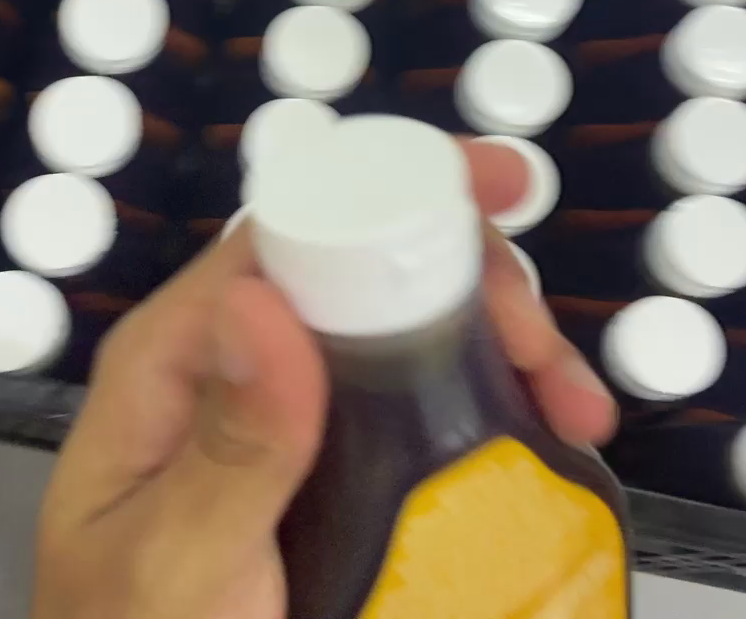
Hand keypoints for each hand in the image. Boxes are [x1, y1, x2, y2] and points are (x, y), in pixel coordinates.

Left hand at [32, 140, 617, 618]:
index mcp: (180, 346)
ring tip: (569, 406)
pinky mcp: (332, 447)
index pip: (285, 230)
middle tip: (541, 343)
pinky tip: (539, 431)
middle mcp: (236, 351)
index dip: (387, 188)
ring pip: (401, 324)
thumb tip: (262, 299)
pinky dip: (486, 392)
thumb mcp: (176, 560)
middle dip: (464, 275)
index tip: (492, 186)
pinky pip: (414, 389)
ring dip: (494, 339)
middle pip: (358, 267)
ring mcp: (289, 398)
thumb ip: (223, 449)